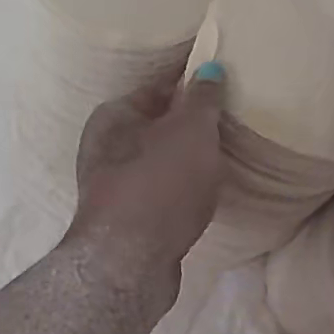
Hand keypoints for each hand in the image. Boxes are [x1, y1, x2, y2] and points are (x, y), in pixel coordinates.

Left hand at [65, 67, 226, 291]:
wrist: (130, 263)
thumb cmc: (159, 184)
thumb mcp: (190, 131)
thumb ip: (202, 99)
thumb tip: (208, 70)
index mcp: (112, 118)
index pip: (157, 88)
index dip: (190, 83)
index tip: (222, 82)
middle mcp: (104, 152)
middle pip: (156, 129)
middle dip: (189, 127)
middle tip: (229, 124)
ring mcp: (114, 191)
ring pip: (158, 166)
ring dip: (186, 164)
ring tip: (221, 161)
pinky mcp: (128, 225)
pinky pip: (161, 197)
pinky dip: (181, 194)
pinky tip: (202, 198)